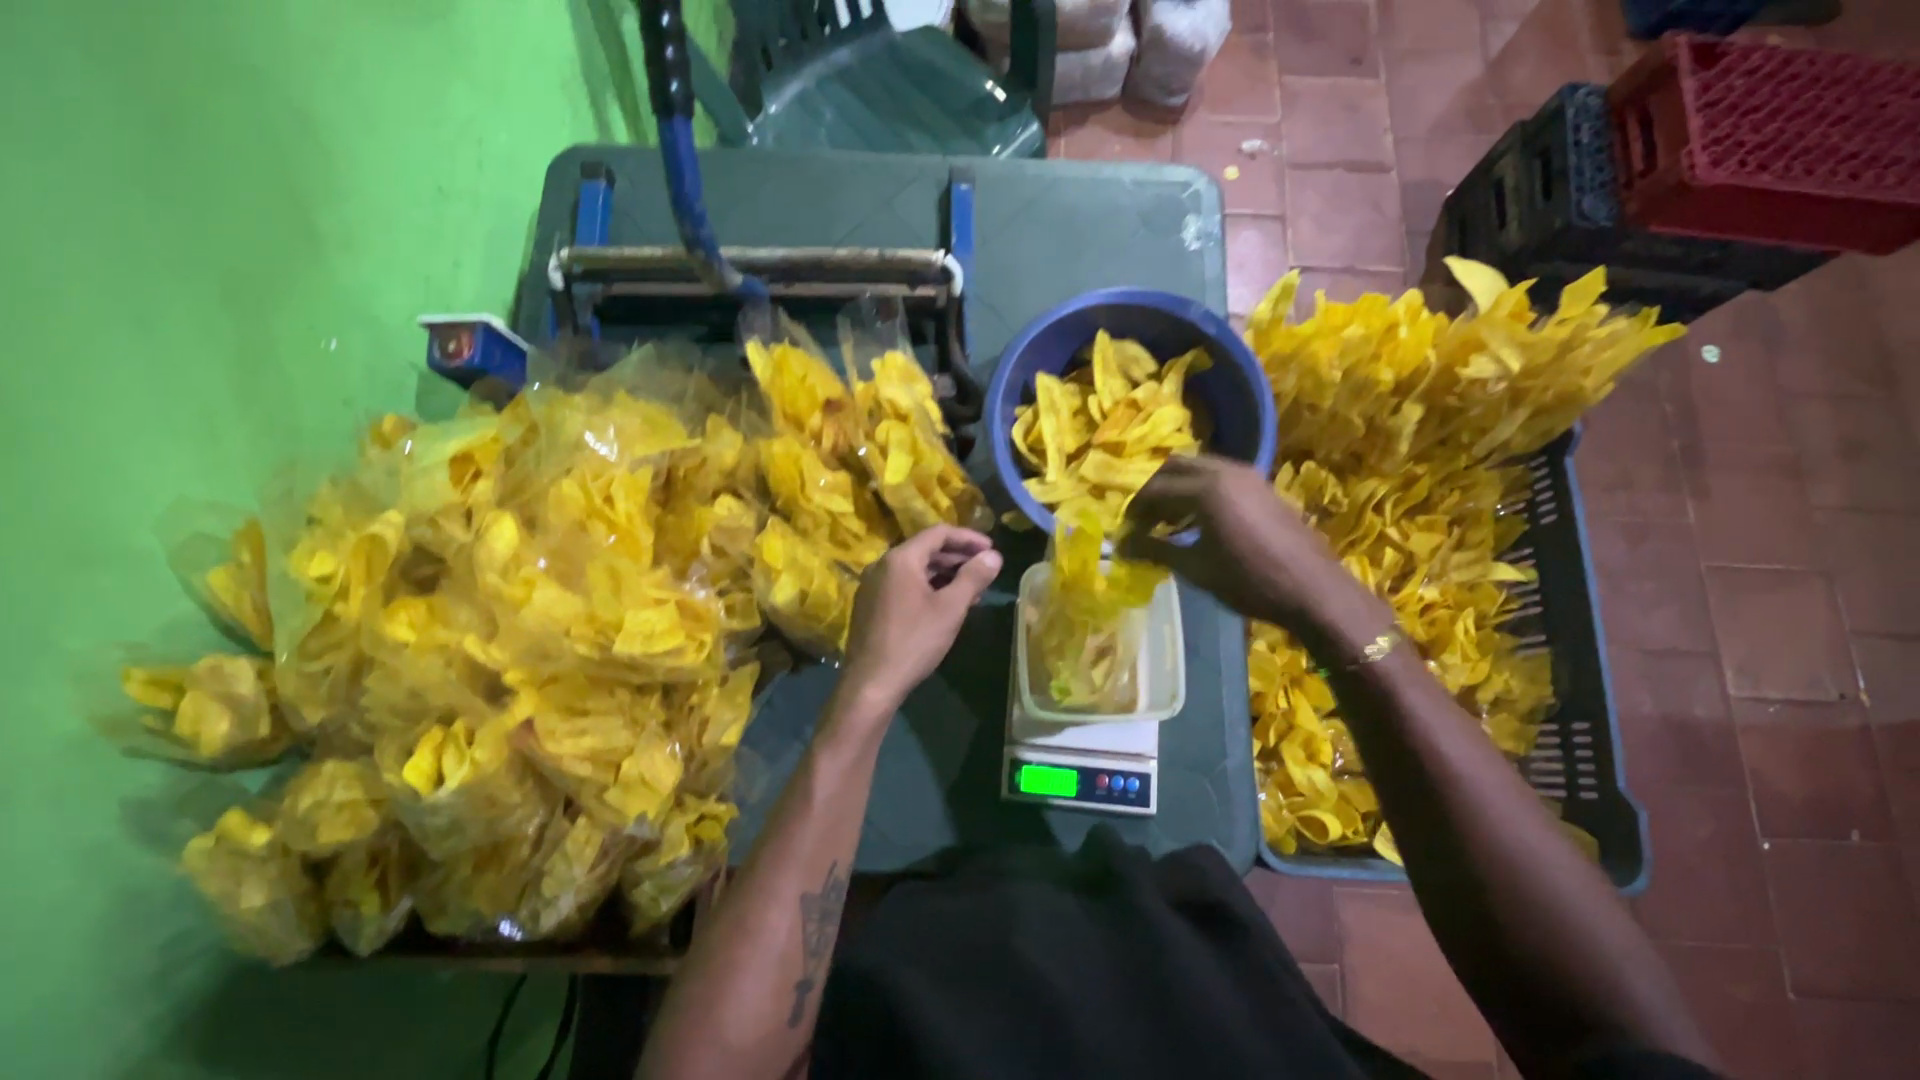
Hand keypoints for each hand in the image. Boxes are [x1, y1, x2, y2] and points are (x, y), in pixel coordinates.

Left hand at [839, 525, 1002, 710]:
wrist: (872, 682)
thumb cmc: (914, 641)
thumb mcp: (950, 608)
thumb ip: (973, 577)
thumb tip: (994, 556)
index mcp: (900, 559)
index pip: (938, 534)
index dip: (968, 538)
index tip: (992, 549)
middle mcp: (882, 565)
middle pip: (925, 550)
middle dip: (958, 557)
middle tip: (985, 569)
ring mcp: (873, 585)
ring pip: (915, 570)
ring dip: (944, 575)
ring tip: (972, 589)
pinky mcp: (870, 605)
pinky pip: (903, 585)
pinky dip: (927, 587)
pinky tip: (945, 605)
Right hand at [1122, 455, 1390, 649]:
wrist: (1314, 590)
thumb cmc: (1250, 582)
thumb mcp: (1196, 568)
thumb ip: (1156, 550)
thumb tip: (1121, 546)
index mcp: (1205, 489)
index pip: (1155, 489)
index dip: (1135, 511)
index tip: (1126, 534)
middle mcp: (1226, 471)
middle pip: (1175, 466)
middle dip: (1154, 490)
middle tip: (1144, 521)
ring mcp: (1248, 476)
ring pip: (1199, 468)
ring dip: (1178, 489)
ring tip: (1169, 523)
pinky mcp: (1263, 487)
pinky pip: (1220, 476)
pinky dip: (1200, 491)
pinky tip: (1199, 522)